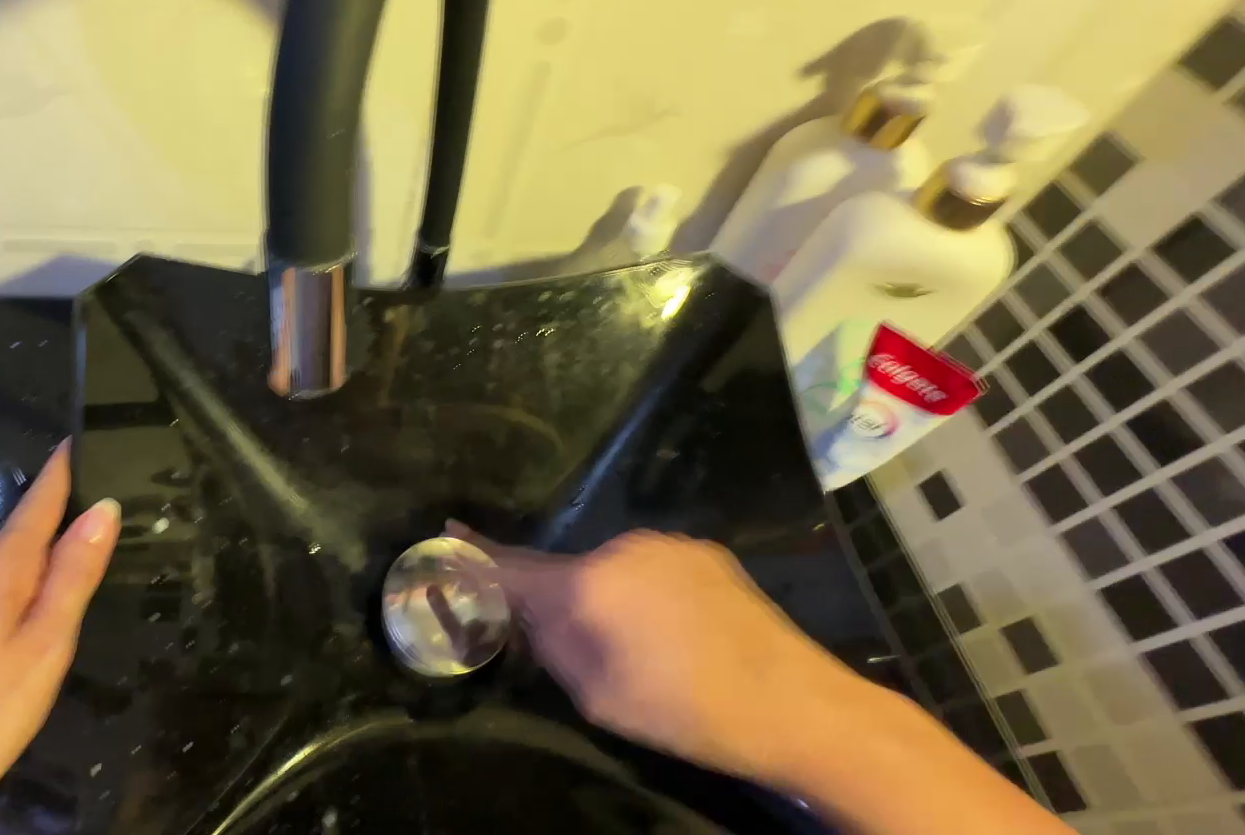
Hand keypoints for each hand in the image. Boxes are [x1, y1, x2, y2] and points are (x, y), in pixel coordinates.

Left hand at [0, 440, 119, 834]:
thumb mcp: (45, 646)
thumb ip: (74, 575)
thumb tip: (104, 507)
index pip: (36, 504)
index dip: (60, 471)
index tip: (76, 438)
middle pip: (15, 535)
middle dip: (51, 516)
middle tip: (90, 504)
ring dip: (28, 559)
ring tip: (62, 561)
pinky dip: (3, 592)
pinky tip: (10, 621)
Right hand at [451, 524, 875, 790]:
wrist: (797, 705)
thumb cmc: (684, 712)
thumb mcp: (597, 698)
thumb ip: (551, 647)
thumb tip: (527, 615)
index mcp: (586, 585)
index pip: (513, 567)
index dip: (475, 554)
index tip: (447, 533)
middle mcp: (618, 548)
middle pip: (568, 570)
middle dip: (565, 599)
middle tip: (587, 645)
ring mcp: (664, 543)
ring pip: (613, 567)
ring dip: (611, 595)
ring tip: (647, 644)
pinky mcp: (701, 548)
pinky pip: (652, 565)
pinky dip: (650, 590)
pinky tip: (680, 628)